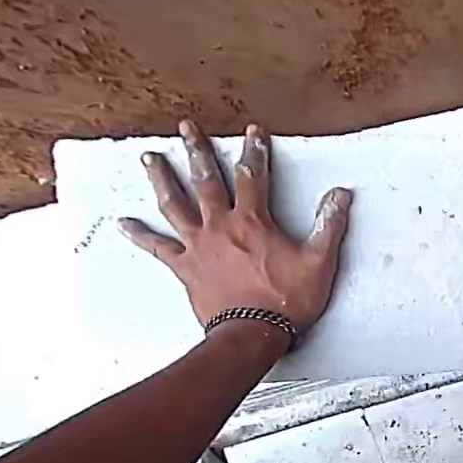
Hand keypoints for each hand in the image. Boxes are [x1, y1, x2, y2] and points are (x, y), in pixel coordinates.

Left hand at [119, 119, 352, 332]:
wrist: (254, 333)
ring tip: (149, 158)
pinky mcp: (185, 267)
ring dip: (162, 179)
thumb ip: (328, 225)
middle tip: (187, 129)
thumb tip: (340, 195)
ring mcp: (199, 246)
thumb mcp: (320, 261)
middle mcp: (220, 226)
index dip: (255, 152)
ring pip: (175, 204)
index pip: (254, 177)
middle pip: (206, 181)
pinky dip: (139, 235)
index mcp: (253, 222)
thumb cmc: (289, 299)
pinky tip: (123, 223)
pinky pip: (158, 247)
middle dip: (198, 152)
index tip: (253, 133)